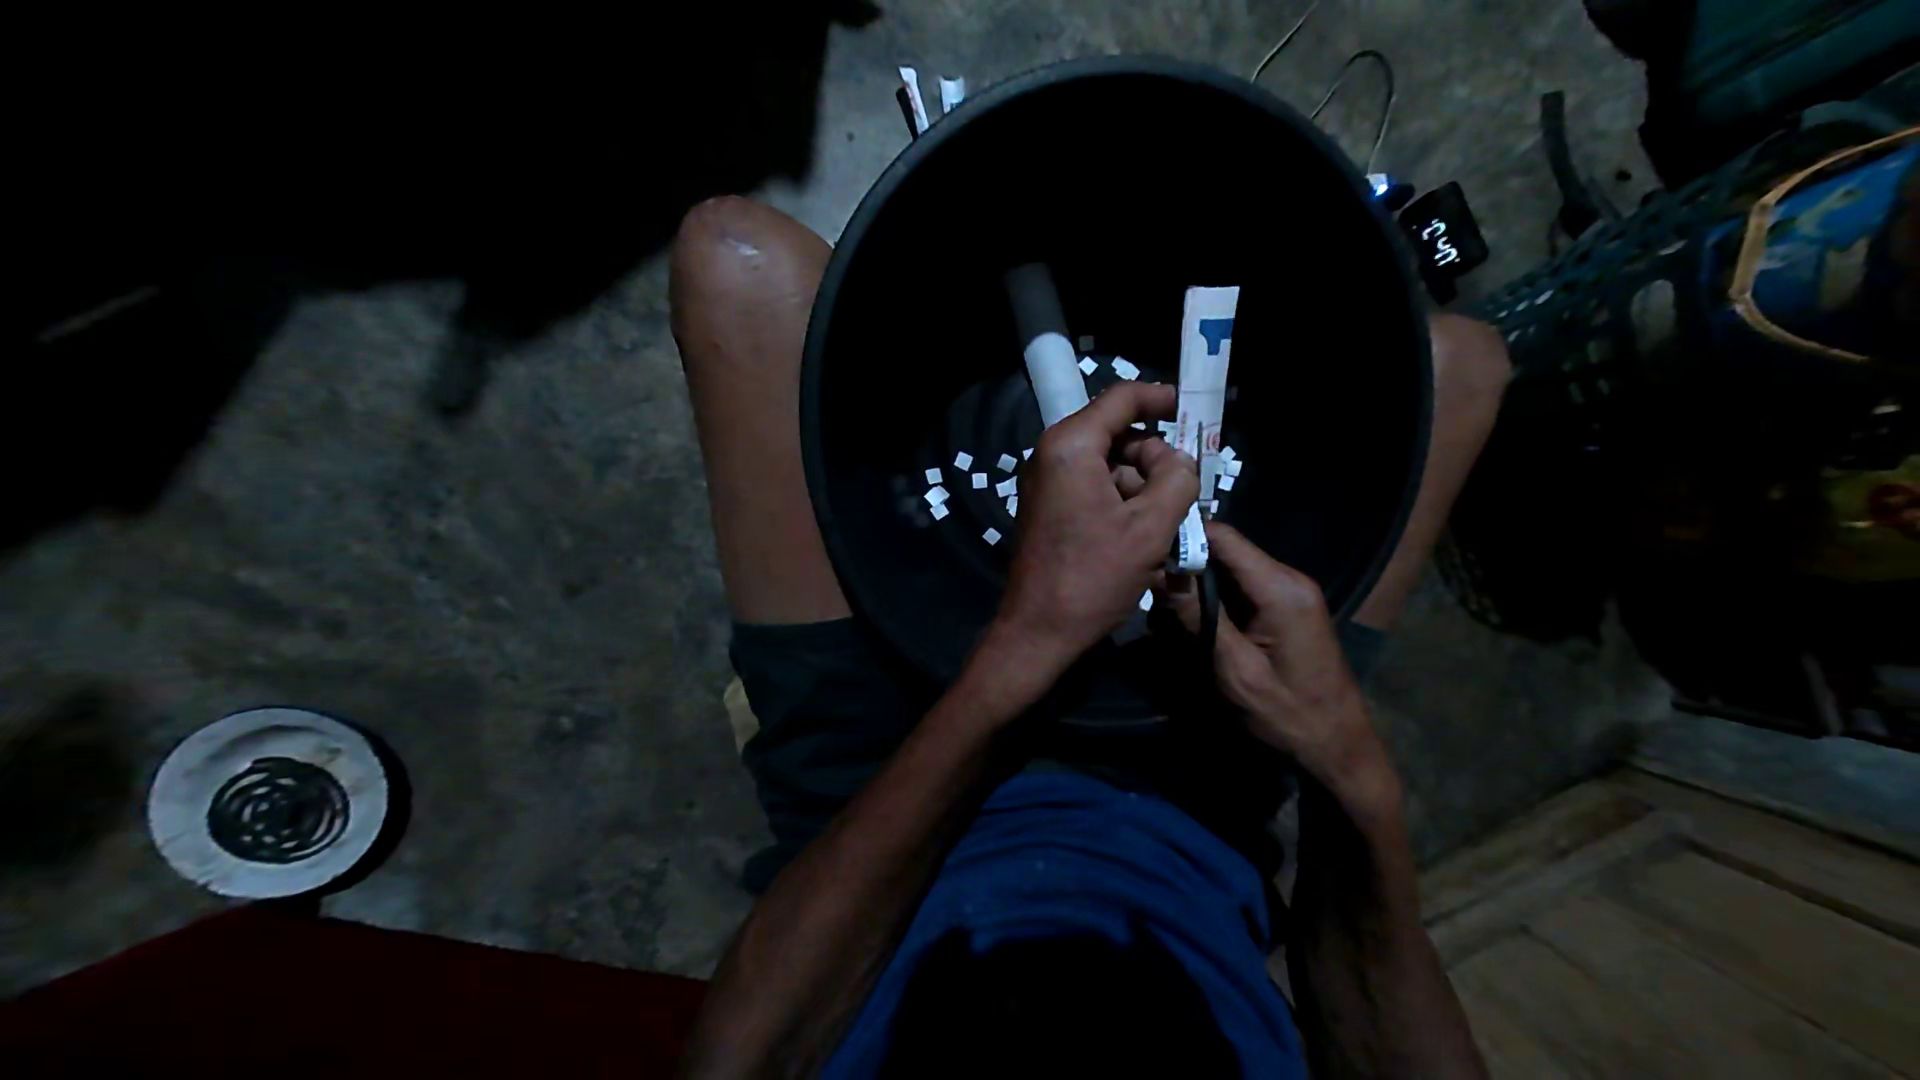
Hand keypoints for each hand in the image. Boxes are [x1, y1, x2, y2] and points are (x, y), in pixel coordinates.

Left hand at [988, 382, 1197, 678]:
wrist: (1039, 629)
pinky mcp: (1049, 508)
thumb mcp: (1150, 527)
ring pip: (1110, 466)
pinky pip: (1094, 489)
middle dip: (1156, 459)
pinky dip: (1123, 504)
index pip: (1122, 399)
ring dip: (1143, 488)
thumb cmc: (1092, 577)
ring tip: (1167, 527)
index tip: (1195, 412)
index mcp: (1071, 446)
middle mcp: (1052, 455)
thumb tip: (1179, 458)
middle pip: (1118, 435)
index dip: (1162, 399)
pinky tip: (1144, 539)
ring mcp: (1048, 483)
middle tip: (1186, 491)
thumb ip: (1176, 479)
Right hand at [1169, 522, 1401, 821]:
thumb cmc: (1288, 714)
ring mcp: (1288, 592)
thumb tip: (1160, 574)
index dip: (1182, 538)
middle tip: (1149, 598)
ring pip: (1226, 571)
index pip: (1223, 537)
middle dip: (1183, 570)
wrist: (1338, 748)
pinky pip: (1239, 590)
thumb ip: (1198, 617)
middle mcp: (1287, 579)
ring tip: (1166, 623)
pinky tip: (1192, 630)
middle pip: (1223, 552)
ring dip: (1194, 590)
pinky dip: (1212, 603)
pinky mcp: (1283, 608)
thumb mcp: (1235, 669)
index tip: (1145, 555)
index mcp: (1280, 588)